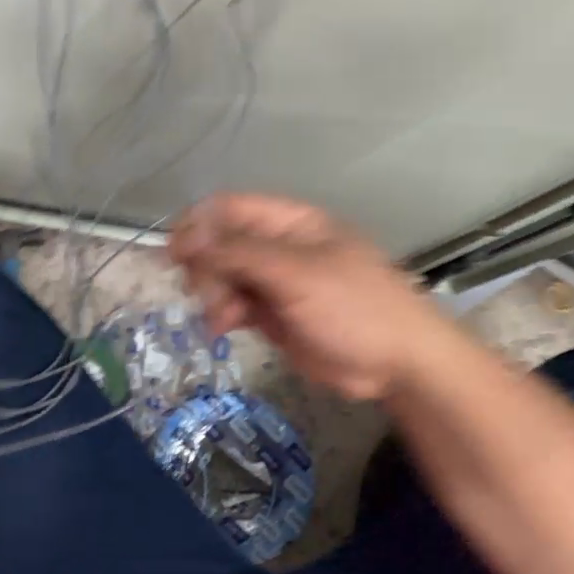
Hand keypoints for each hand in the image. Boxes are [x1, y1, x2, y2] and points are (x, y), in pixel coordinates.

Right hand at [170, 193, 459, 400]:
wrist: (399, 364)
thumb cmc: (355, 307)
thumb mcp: (296, 273)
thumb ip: (238, 252)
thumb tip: (184, 235)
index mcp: (289, 223)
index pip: (228, 209)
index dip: (197, 226)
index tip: (173, 253)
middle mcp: (277, 247)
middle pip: (218, 244)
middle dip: (205, 267)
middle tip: (205, 293)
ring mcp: (274, 282)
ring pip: (221, 277)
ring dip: (211, 295)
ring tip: (221, 319)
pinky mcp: (271, 314)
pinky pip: (232, 305)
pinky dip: (221, 314)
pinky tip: (222, 329)